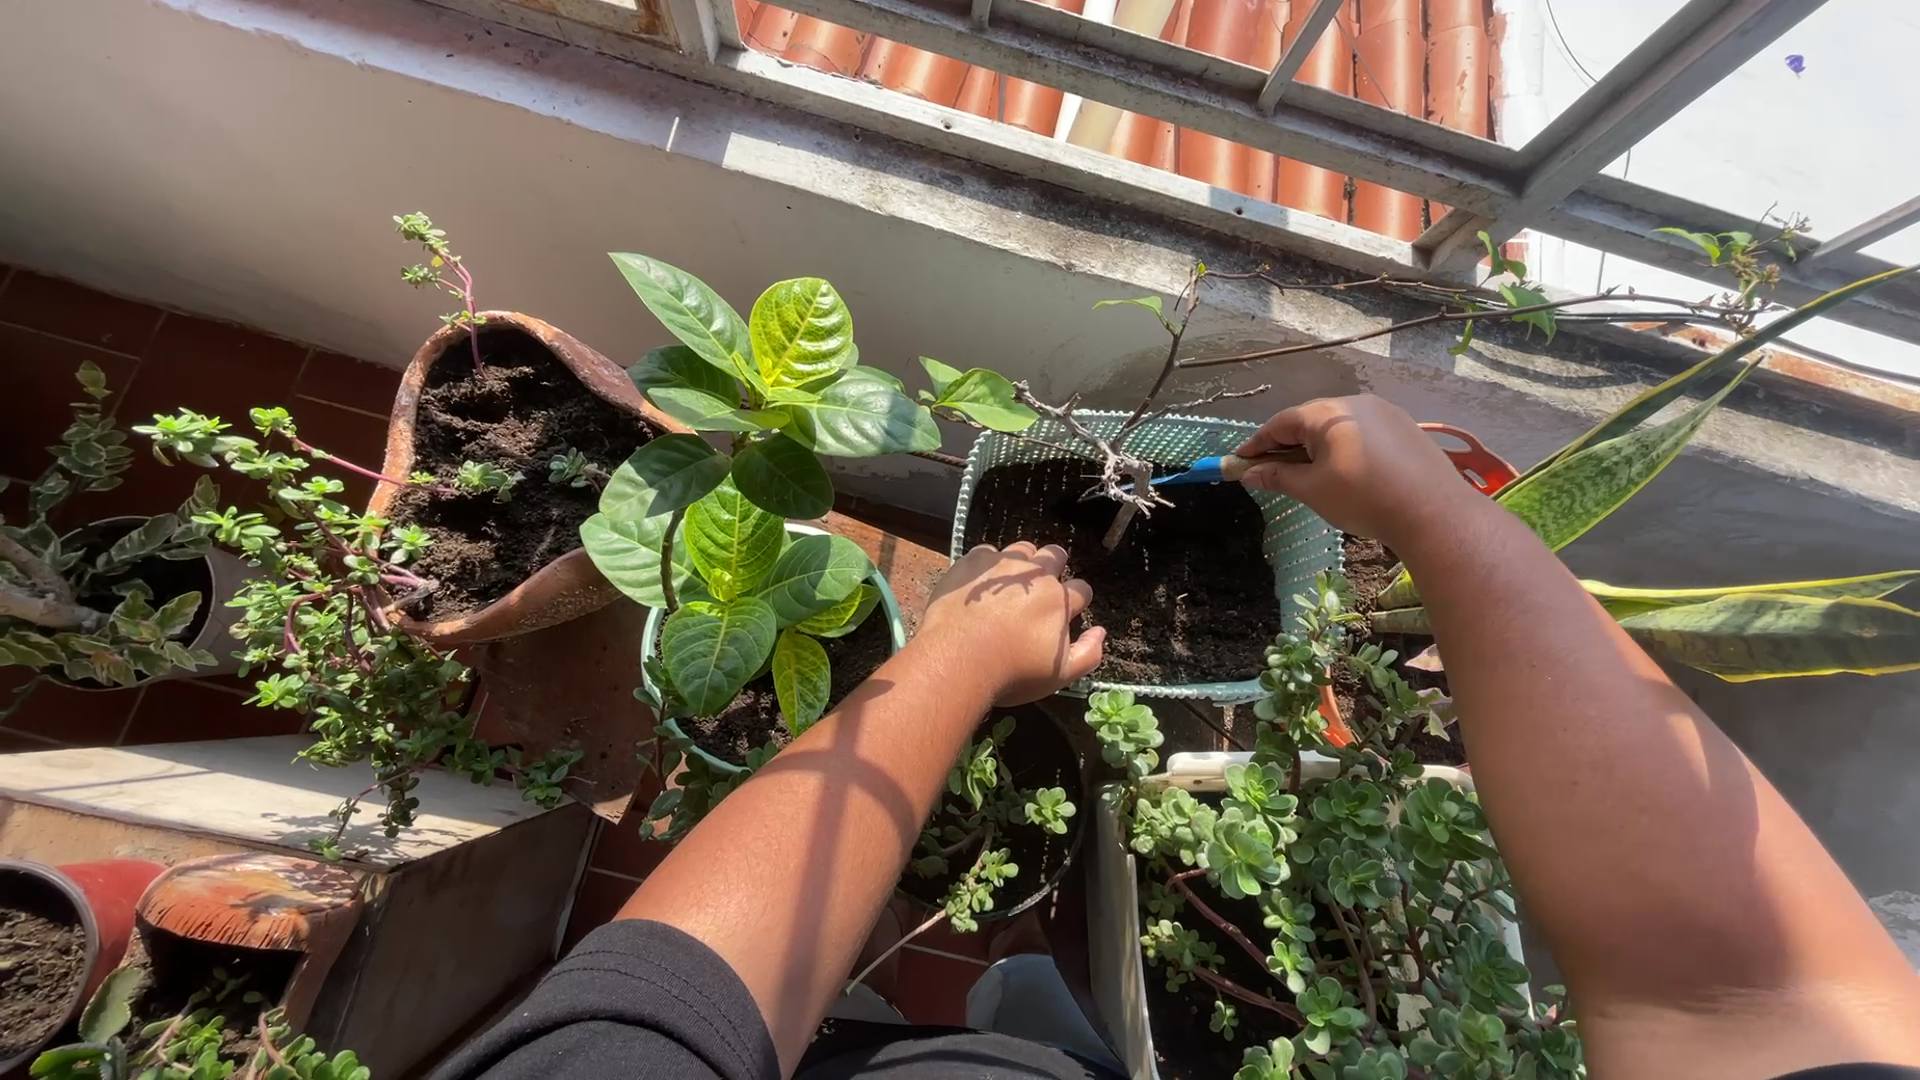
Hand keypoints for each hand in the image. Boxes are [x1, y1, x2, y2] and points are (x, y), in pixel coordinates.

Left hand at [919, 542, 1104, 705]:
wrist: (957, 659)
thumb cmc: (1012, 673)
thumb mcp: (1059, 676)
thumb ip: (1088, 654)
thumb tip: (1101, 632)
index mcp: (1059, 601)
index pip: (1082, 589)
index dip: (1078, 598)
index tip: (1068, 608)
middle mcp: (1036, 575)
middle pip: (1055, 555)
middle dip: (1056, 564)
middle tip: (1043, 583)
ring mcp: (1003, 565)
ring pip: (1022, 549)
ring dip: (1023, 561)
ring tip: (1012, 581)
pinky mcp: (973, 562)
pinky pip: (987, 553)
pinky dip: (988, 565)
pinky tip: (982, 584)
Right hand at [1236, 395, 1484, 548]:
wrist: (1433, 512)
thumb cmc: (1362, 498)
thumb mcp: (1311, 490)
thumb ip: (1277, 477)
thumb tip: (1249, 473)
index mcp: (1326, 414)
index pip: (1279, 424)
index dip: (1256, 444)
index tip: (1239, 461)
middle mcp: (1354, 403)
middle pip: (1307, 421)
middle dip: (1284, 445)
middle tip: (1269, 469)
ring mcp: (1383, 412)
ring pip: (1335, 426)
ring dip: (1314, 447)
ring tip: (1305, 473)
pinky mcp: (1404, 427)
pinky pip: (1360, 432)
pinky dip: (1341, 447)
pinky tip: (1342, 471)